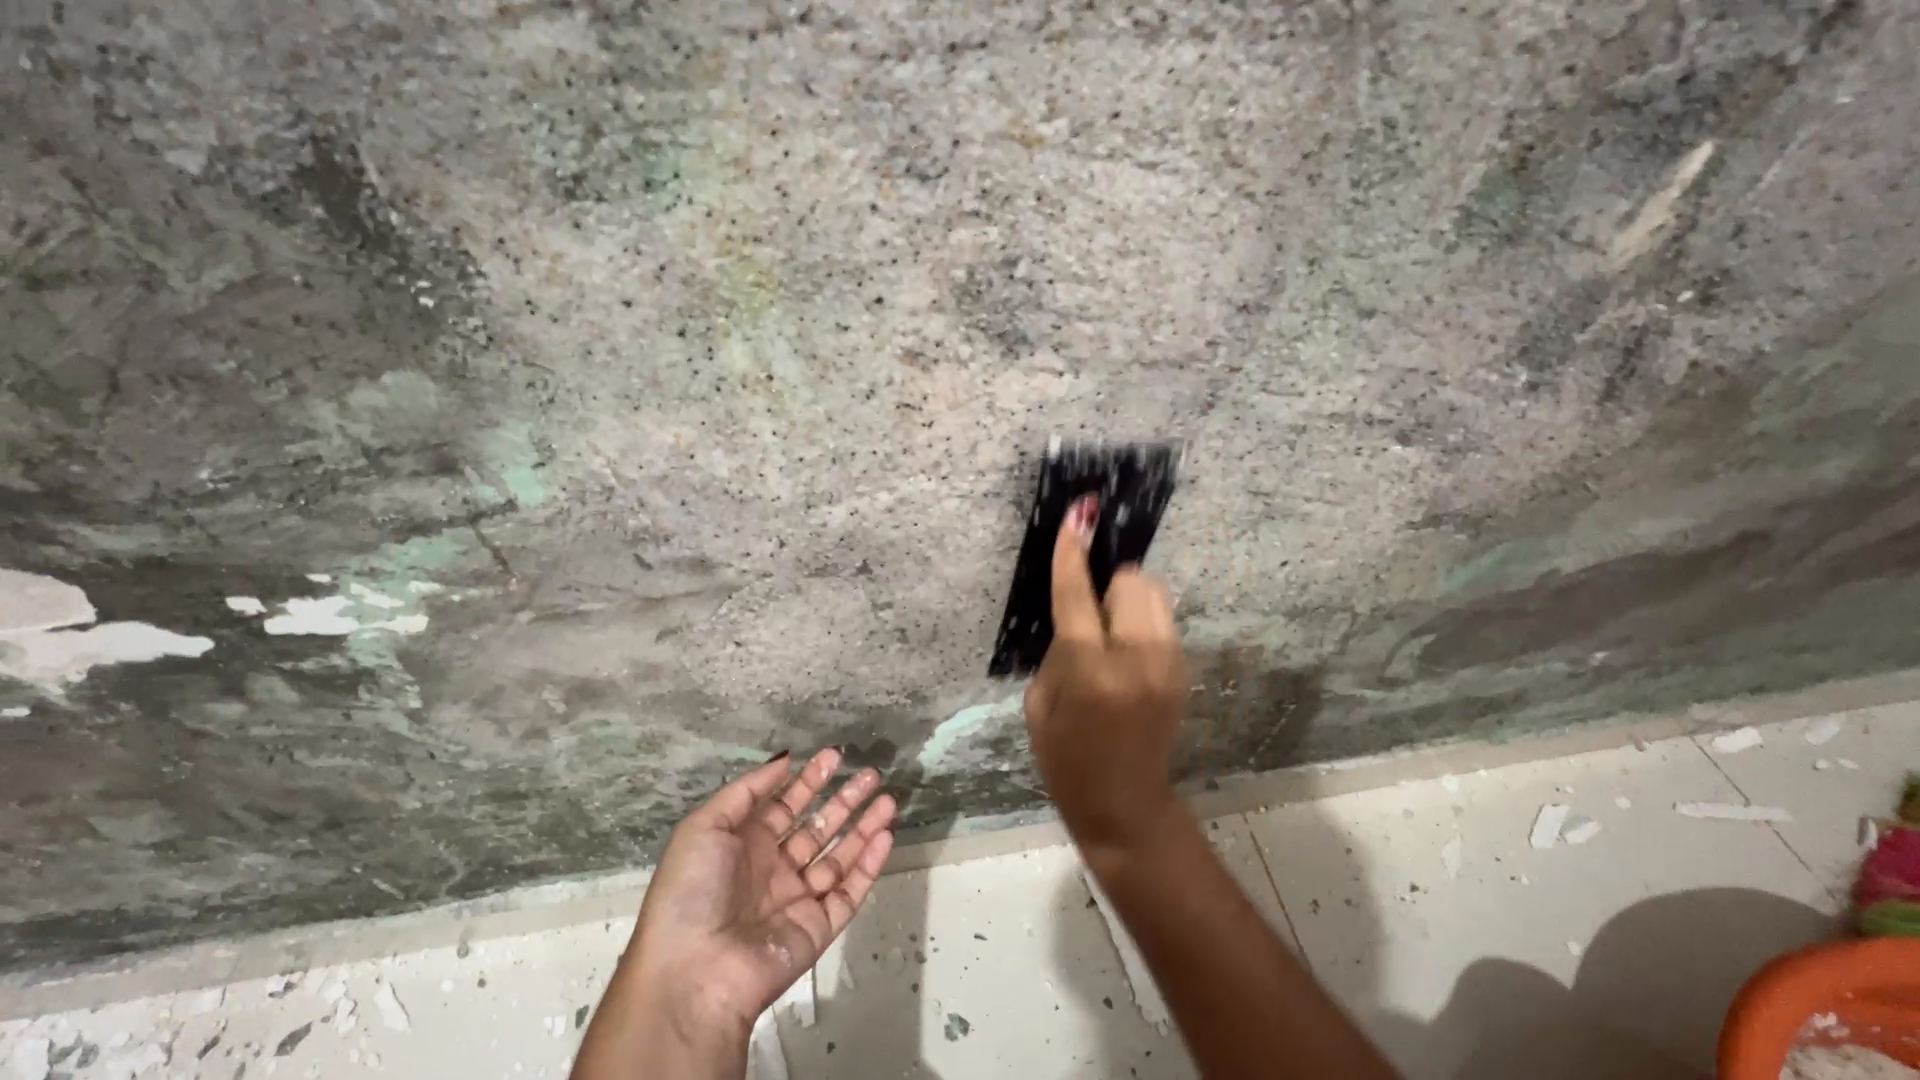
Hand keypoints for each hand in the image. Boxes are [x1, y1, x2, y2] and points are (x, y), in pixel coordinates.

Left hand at [617, 749, 895, 1039]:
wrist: (694, 972)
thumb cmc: (691, 891)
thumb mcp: (704, 827)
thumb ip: (747, 791)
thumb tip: (784, 760)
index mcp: (743, 845)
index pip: (783, 806)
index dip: (809, 781)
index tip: (834, 756)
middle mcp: (772, 869)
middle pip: (816, 828)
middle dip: (843, 801)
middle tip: (871, 775)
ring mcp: (798, 899)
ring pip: (839, 856)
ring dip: (863, 828)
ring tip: (888, 800)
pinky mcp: (818, 927)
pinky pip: (849, 891)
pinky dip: (869, 865)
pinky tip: (885, 837)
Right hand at [1024, 494, 1187, 856]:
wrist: (1124, 803)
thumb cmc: (1065, 759)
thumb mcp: (1041, 705)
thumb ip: (1059, 651)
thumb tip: (1078, 611)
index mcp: (1091, 673)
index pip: (1078, 596)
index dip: (1072, 552)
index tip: (1077, 515)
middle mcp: (1137, 661)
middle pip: (1133, 581)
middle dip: (1108, 582)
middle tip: (1091, 607)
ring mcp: (1168, 665)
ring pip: (1154, 594)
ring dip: (1128, 597)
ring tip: (1110, 627)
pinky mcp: (1184, 671)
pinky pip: (1162, 620)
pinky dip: (1141, 619)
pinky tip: (1126, 647)